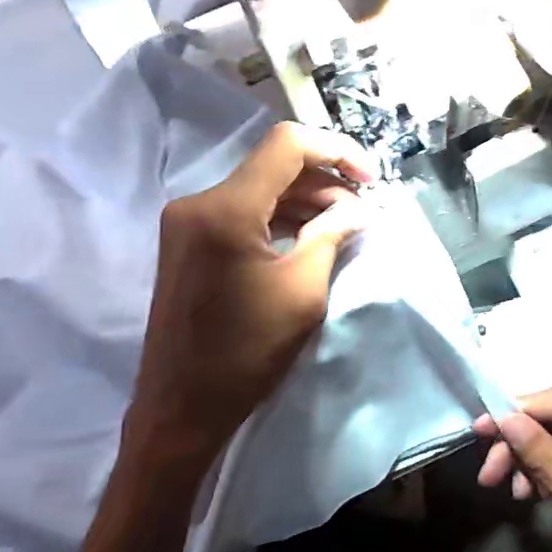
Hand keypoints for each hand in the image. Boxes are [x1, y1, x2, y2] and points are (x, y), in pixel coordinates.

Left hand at [129, 121, 373, 456]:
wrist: (181, 405)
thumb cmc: (247, 353)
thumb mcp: (303, 292)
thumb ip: (332, 235)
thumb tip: (359, 207)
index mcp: (226, 209)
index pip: (287, 145)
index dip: (336, 150)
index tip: (370, 179)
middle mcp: (198, 202)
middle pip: (272, 166)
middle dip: (323, 180)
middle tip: (363, 210)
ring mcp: (187, 222)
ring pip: (256, 189)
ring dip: (302, 200)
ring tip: (343, 225)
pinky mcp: (186, 242)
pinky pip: (239, 213)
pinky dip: (276, 217)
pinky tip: (308, 236)